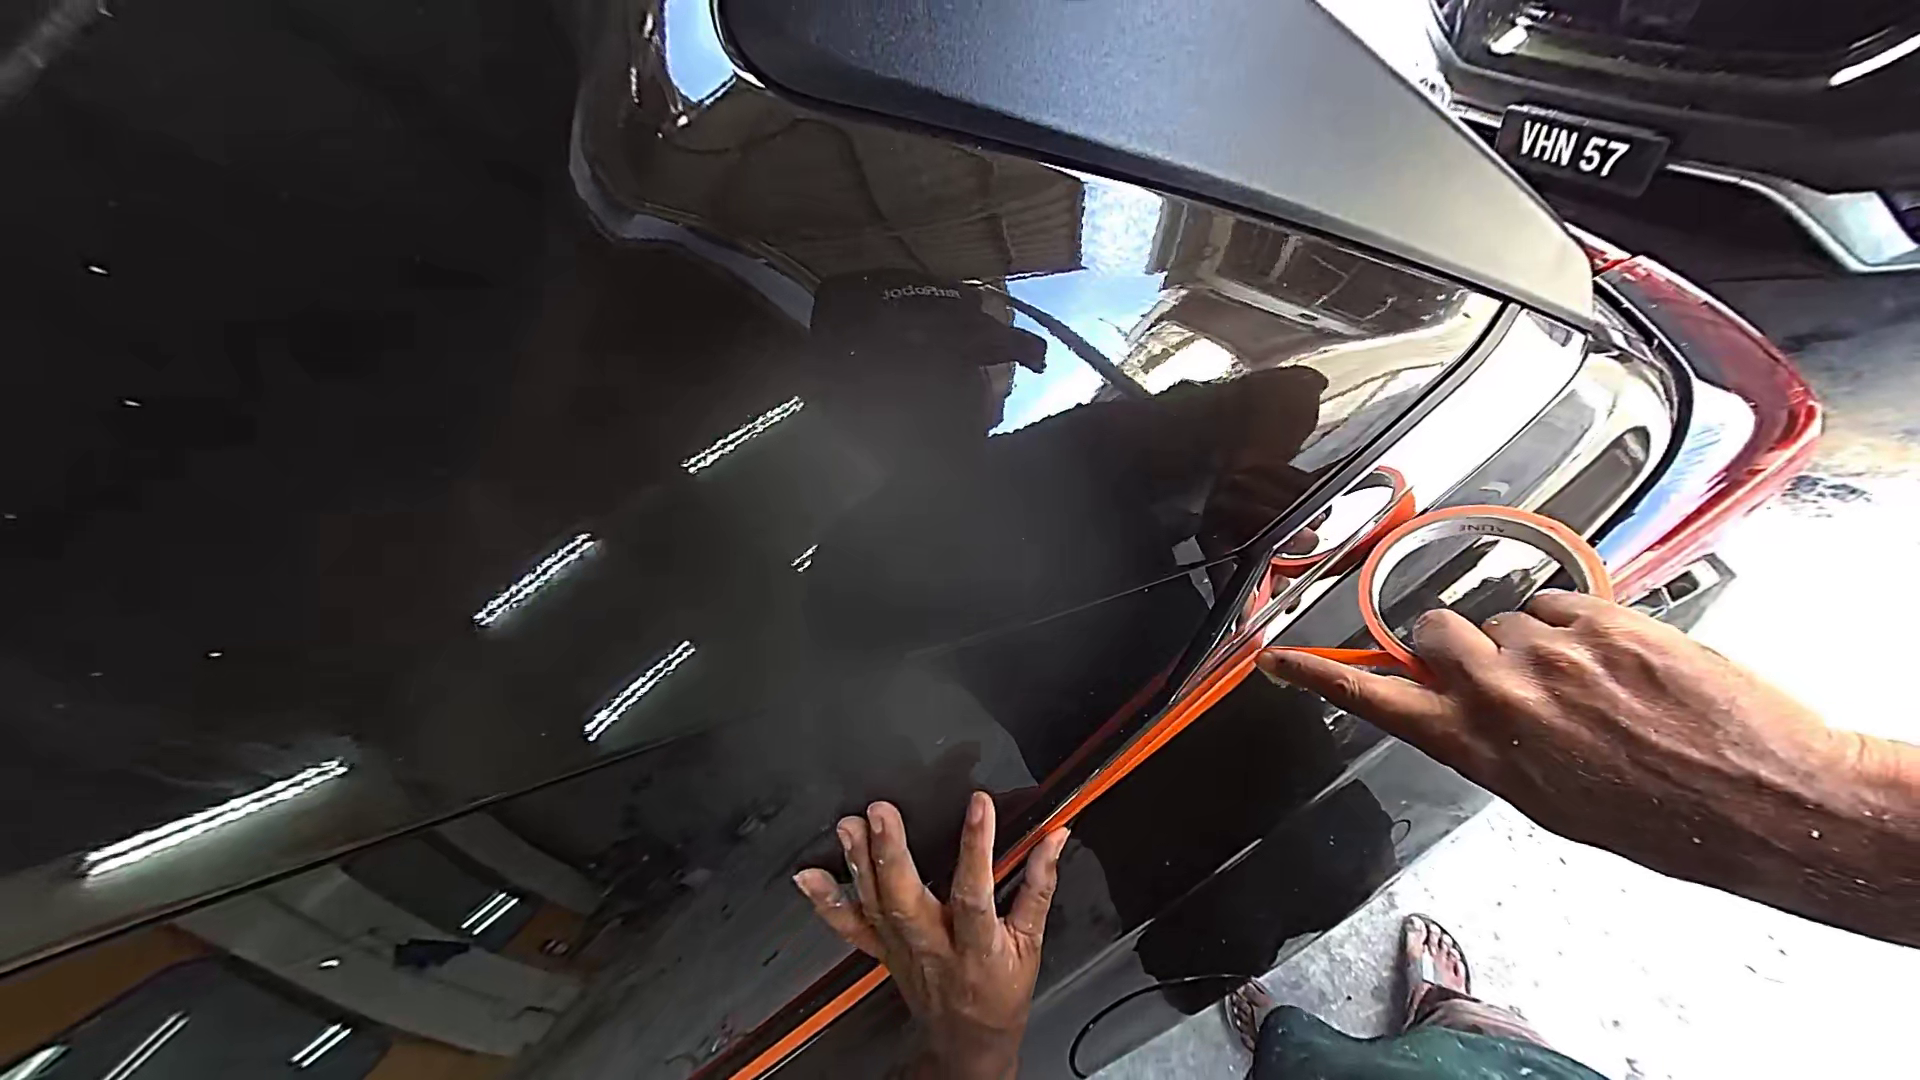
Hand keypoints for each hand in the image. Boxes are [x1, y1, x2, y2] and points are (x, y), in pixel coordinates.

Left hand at [794, 795, 1070, 1079]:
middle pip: (907, 901)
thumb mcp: (1031, 943)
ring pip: (874, 907)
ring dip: (858, 864)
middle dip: (891, 854)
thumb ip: (1040, 885)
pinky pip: (848, 927)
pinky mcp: (880, 950)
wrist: (967, 1042)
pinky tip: (808, 876)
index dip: (977, 848)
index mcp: (976, 946)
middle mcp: (932, 947)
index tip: (979, 805)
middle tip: (881, 812)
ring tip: (849, 826)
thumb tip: (1055, 837)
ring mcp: (900, 950)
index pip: (976, 894)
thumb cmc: (1001, 991)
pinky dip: (825, 902)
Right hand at [1256, 591, 1860, 898]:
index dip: (1313, 674)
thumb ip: (1469, 738)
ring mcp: (1546, 654)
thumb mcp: (1532, 792)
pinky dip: (1580, 626)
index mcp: (1470, 742)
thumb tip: (1442, 702)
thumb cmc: (1651, 815)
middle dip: (1456, 644)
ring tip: (1587, 681)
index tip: (1276, 659)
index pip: (1365, 697)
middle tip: (1502, 669)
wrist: (1780, 807)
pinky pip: (1558, 604)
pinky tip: (1618, 663)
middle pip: (1432, 631)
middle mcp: (1494, 692)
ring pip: (1503, 619)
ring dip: (1532, 642)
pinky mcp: (1600, 623)